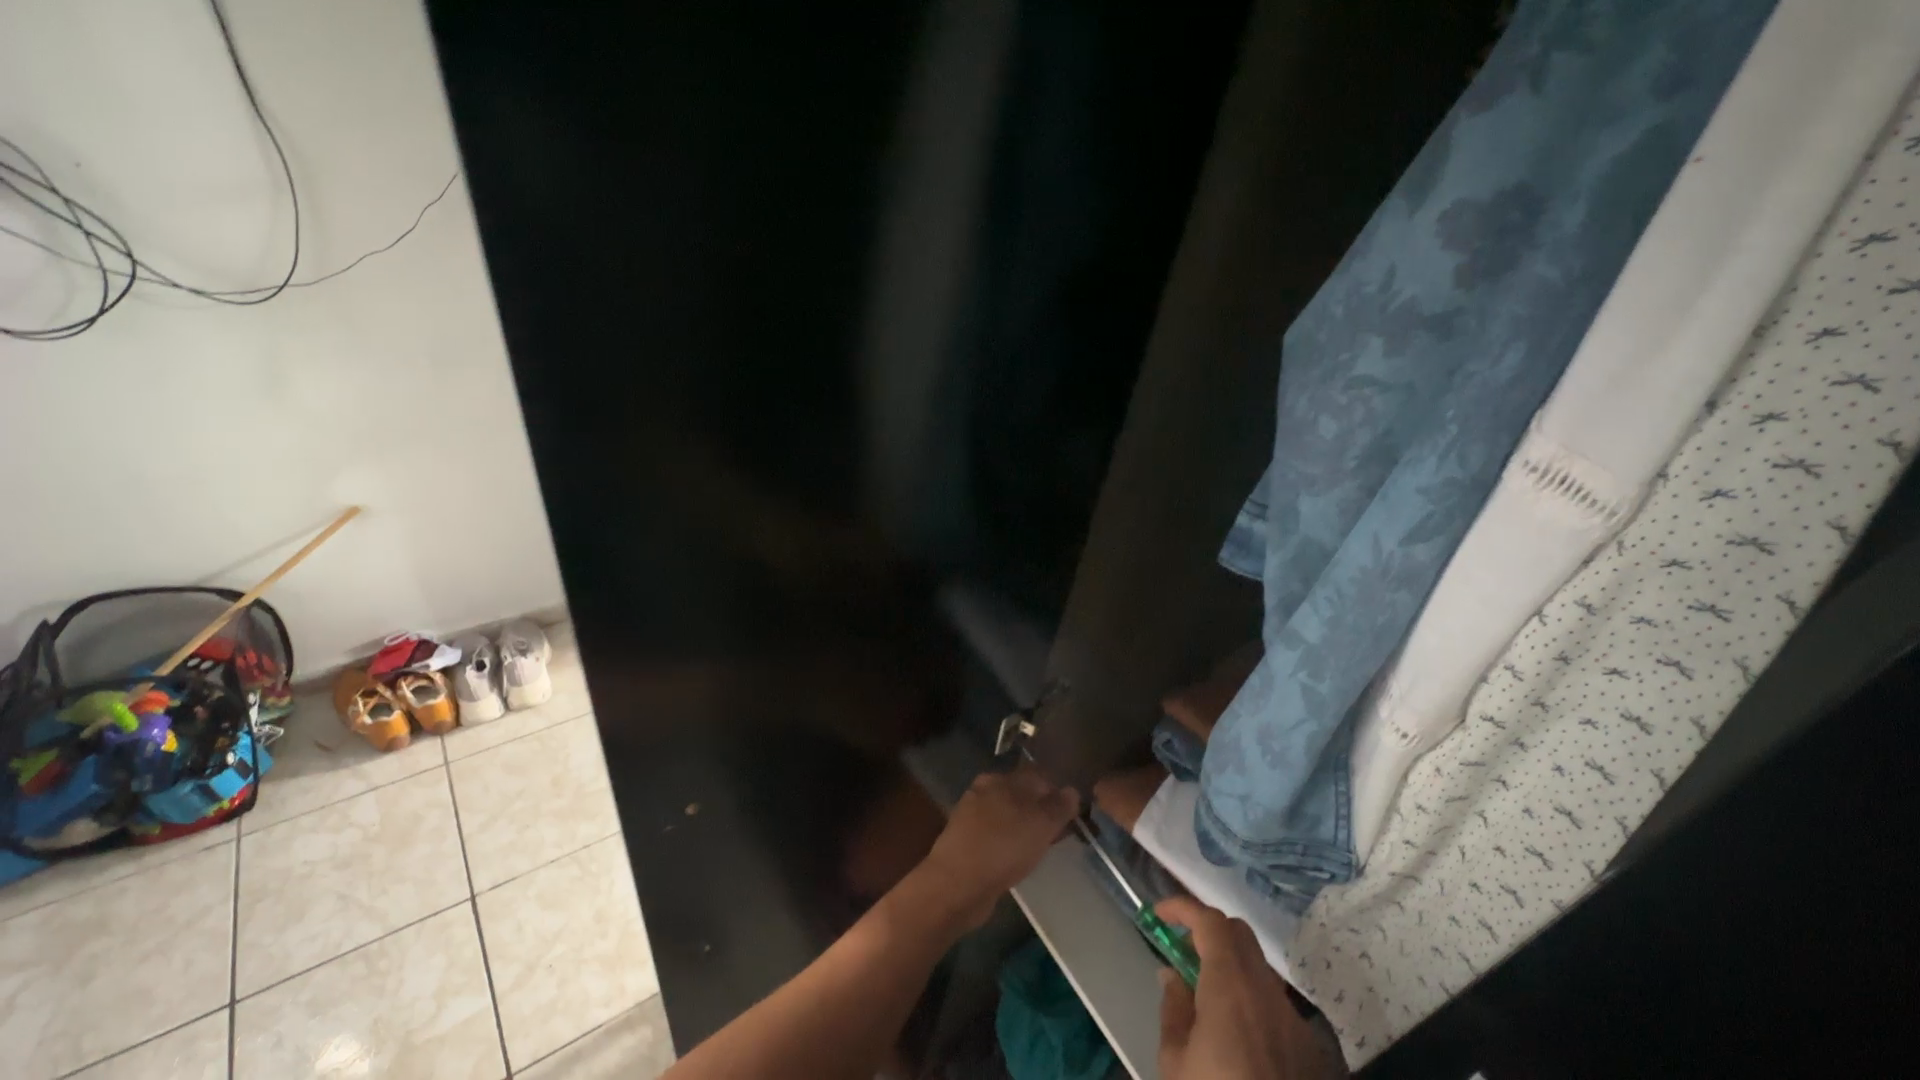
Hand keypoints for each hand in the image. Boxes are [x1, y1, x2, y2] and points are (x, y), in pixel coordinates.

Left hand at [912, 764, 1079, 929]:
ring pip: (1009, 817)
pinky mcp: (967, 843)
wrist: (957, 885)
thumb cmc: (1003, 847)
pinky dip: (1012, 844)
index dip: (1059, 790)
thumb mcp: (1041, 823)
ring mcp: (972, 818)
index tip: (1076, 811)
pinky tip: (1021, 860)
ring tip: (1046, 847)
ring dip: (1027, 829)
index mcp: (1001, 779)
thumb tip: (1071, 790)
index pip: (1038, 775)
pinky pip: (998, 837)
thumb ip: (1059, 806)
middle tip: (1064, 831)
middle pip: (1022, 795)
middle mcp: (984, 792)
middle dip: (1042, 811)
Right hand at [1155, 897, 1347, 1079]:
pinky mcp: (1308, 1044)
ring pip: (1258, 967)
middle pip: (1239, 934)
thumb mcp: (1176, 1063)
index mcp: (1229, 986)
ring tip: (1203, 994)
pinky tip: (1235, 1033)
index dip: (1184, 908)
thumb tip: (1172, 976)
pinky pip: (1274, 1001)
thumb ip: (1174, 1010)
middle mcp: (1265, 990)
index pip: (1210, 922)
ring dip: (1229, 964)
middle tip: (1180, 949)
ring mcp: (1291, 1016)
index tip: (1160, 914)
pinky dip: (1249, 996)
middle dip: (1207, 930)